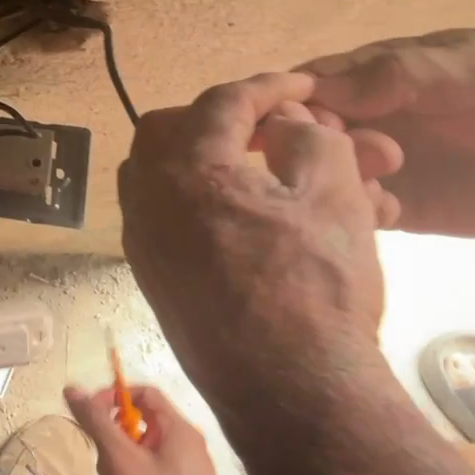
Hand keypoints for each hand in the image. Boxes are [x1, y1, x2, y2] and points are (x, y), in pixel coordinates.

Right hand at [65, 384, 241, 474]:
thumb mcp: (119, 461)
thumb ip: (95, 421)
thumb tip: (72, 387)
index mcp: (181, 433)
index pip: (144, 393)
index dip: (112, 397)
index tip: (86, 416)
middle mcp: (190, 452)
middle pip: (142, 424)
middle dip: (112, 437)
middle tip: (98, 459)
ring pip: (143, 456)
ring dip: (117, 465)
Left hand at [118, 73, 388, 409]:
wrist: (287, 387)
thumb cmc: (317, 287)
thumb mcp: (334, 196)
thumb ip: (309, 138)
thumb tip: (286, 122)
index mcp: (186, 170)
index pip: (221, 104)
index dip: (268, 88)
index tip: (302, 87)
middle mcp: (147, 200)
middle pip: (167, 131)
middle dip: (218, 118)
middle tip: (268, 127)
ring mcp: (141, 239)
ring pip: (157, 172)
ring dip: (202, 158)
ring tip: (258, 167)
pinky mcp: (149, 273)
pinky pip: (160, 213)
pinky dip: (194, 197)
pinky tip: (243, 213)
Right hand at [298, 29, 474, 235]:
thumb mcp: (469, 67)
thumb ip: (394, 74)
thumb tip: (313, 89)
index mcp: (370, 77)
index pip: (302, 88)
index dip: (287, 104)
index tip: (302, 121)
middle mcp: (362, 120)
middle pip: (299, 134)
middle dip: (307, 144)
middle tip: (349, 152)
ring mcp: (376, 164)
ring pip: (318, 175)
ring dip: (330, 180)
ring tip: (378, 184)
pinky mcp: (396, 206)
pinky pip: (352, 211)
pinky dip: (354, 213)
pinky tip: (387, 211)